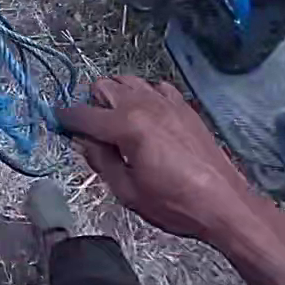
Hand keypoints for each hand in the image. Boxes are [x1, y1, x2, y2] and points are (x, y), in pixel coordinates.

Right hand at [57, 76, 284, 284]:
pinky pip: (154, 87)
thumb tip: (84, 141)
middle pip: (103, 86)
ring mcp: (166, 101)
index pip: (83, 114)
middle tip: (95, 131)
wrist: (226, 204)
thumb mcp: (127, 191)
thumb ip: (100, 161)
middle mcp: (143, 105)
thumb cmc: (175, 204)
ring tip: (120, 122)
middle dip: (92, 104)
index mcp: (126, 126)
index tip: (58, 122)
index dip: (66, 119)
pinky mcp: (184, 106)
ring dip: (117, 96)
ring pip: (127, 80)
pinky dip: (145, 97)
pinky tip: (149, 119)